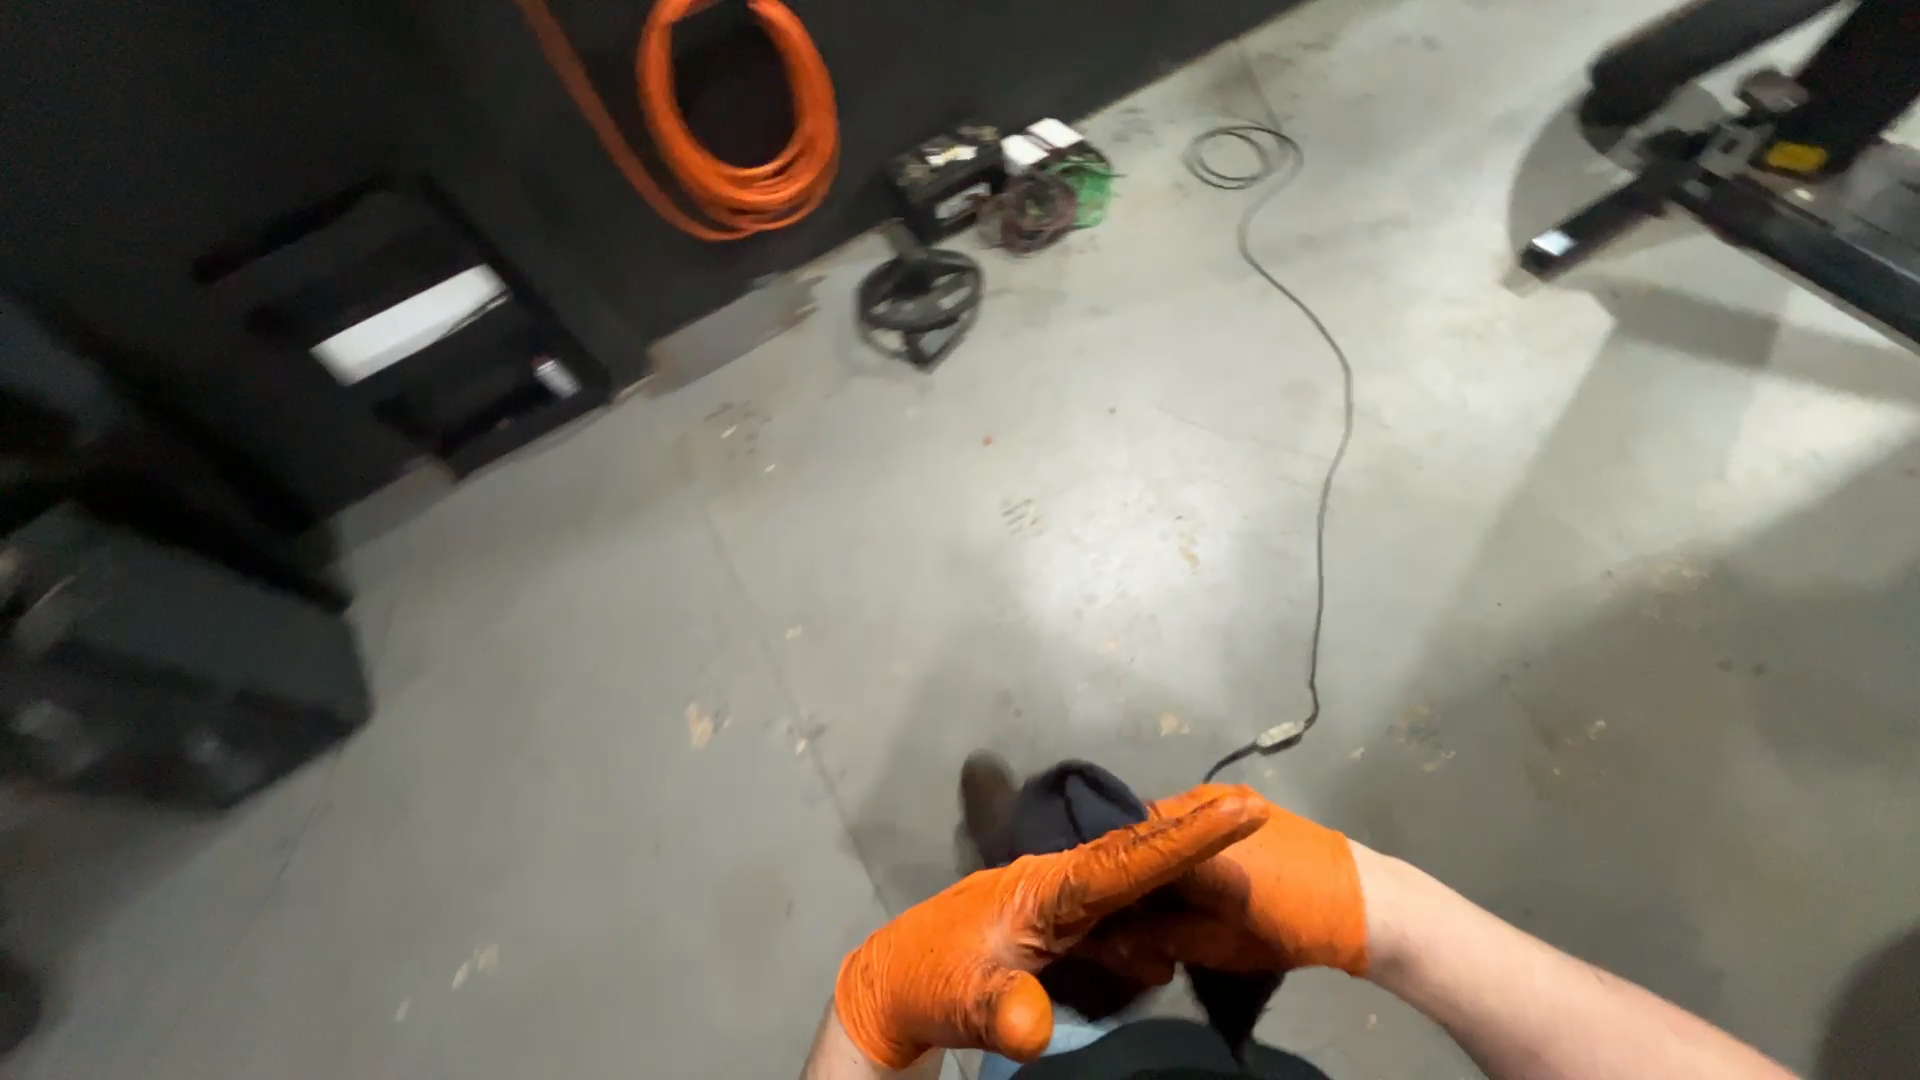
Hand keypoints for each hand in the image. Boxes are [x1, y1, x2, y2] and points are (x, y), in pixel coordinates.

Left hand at [833, 785, 1268, 1068]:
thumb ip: (1001, 1010)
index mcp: (1046, 885)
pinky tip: (1159, 954)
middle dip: (1195, 834)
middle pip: (1138, 857)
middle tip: (1250, 808)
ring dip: (1176, 875)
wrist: (898, 982)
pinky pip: (1115, 921)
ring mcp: (1060, 905)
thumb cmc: (931, 979)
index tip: (1239, 807)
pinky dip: (1145, 928)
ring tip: (1223, 856)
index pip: (1126, 858)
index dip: (1185, 837)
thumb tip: (1034, 1031)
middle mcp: (1061, 883)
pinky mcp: (1058, 931)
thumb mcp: (962, 999)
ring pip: (1131, 887)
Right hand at [1110, 784, 1369, 977]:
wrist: (1362, 900)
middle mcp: (1196, 800)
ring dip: (1161, 844)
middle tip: (1134, 894)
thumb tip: (1112, 934)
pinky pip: (1191, 809)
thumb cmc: (1289, 928)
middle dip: (1135, 857)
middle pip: (1144, 825)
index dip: (1113, 873)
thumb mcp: (1217, 945)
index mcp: (1189, 837)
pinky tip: (1195, 862)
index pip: (1126, 846)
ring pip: (1167, 816)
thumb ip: (1160, 936)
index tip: (1106, 898)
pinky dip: (1183, 833)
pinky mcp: (1236, 791)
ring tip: (1165, 880)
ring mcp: (1217, 790)